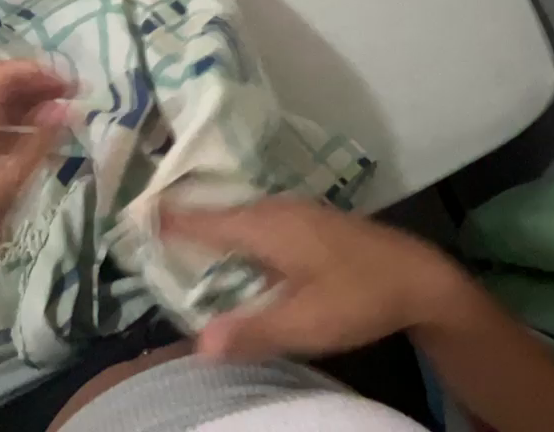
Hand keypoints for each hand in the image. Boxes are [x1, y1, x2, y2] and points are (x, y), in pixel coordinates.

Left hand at [0, 60, 70, 310]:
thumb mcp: (4, 187)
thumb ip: (37, 144)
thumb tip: (66, 106)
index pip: (0, 74)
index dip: (36, 70)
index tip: (71, 83)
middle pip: (2, 89)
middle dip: (39, 86)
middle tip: (75, 99)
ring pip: (2, 112)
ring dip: (34, 108)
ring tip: (67, 120)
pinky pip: (0, 136)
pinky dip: (25, 132)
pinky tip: (47, 146)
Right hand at [160, 197, 472, 361]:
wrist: (418, 275)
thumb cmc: (358, 296)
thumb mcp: (307, 324)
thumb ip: (252, 331)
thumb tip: (197, 343)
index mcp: (268, 227)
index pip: (207, 220)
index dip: (172, 218)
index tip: (136, 213)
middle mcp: (277, 210)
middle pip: (220, 212)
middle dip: (185, 217)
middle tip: (149, 225)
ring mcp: (296, 211)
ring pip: (241, 213)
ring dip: (211, 222)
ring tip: (180, 232)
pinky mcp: (309, 221)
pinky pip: (258, 217)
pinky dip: (235, 227)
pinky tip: (234, 246)